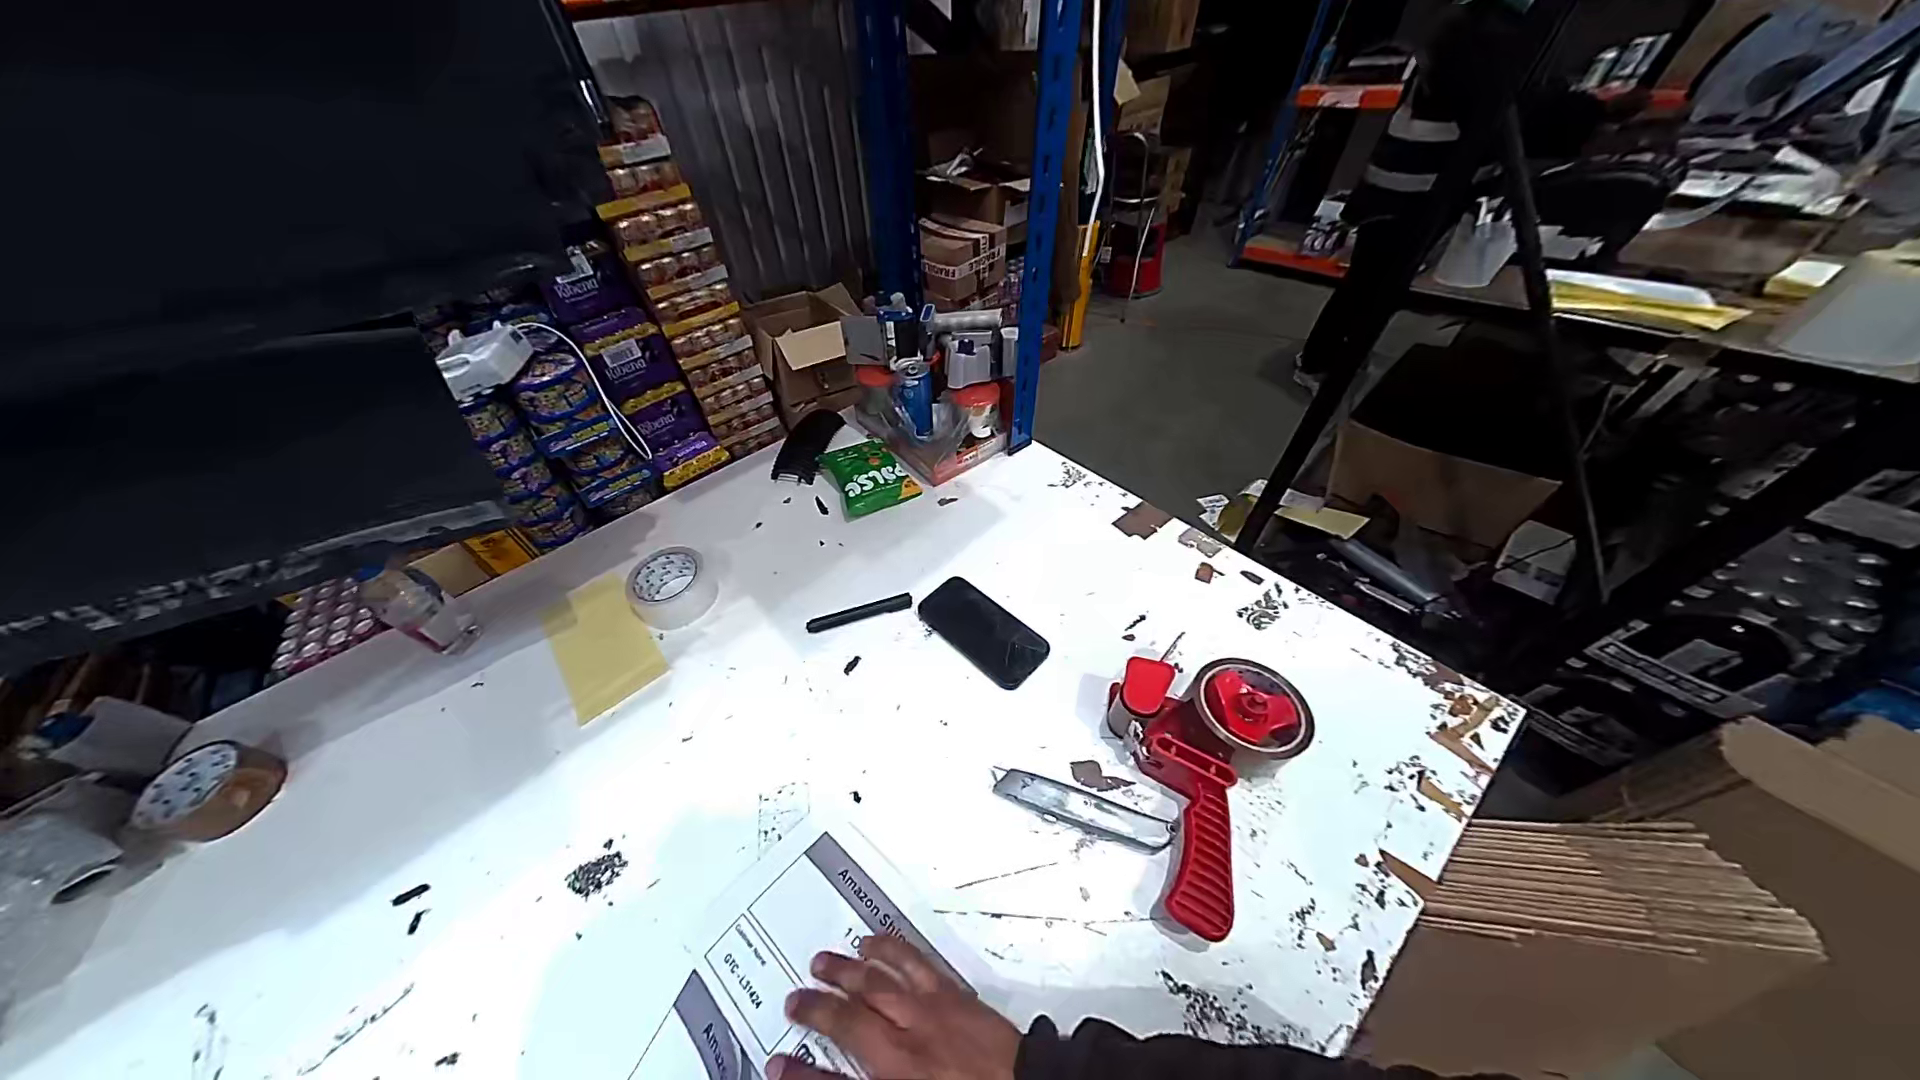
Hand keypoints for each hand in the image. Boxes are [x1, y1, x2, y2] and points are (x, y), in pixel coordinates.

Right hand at [767, 934, 1019, 1079]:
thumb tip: (851, 1075)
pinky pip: (912, 962)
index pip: (833, 1079)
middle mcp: (908, 1041)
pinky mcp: (950, 992)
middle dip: (817, 1006)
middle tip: (795, 998)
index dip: (801, 1073)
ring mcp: (930, 1011)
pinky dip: (889, 949)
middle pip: (849, 1016)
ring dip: (846, 969)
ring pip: (876, 981)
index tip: (778, 1064)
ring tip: (824, 961)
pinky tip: (876, 943)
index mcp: (898, 1076)